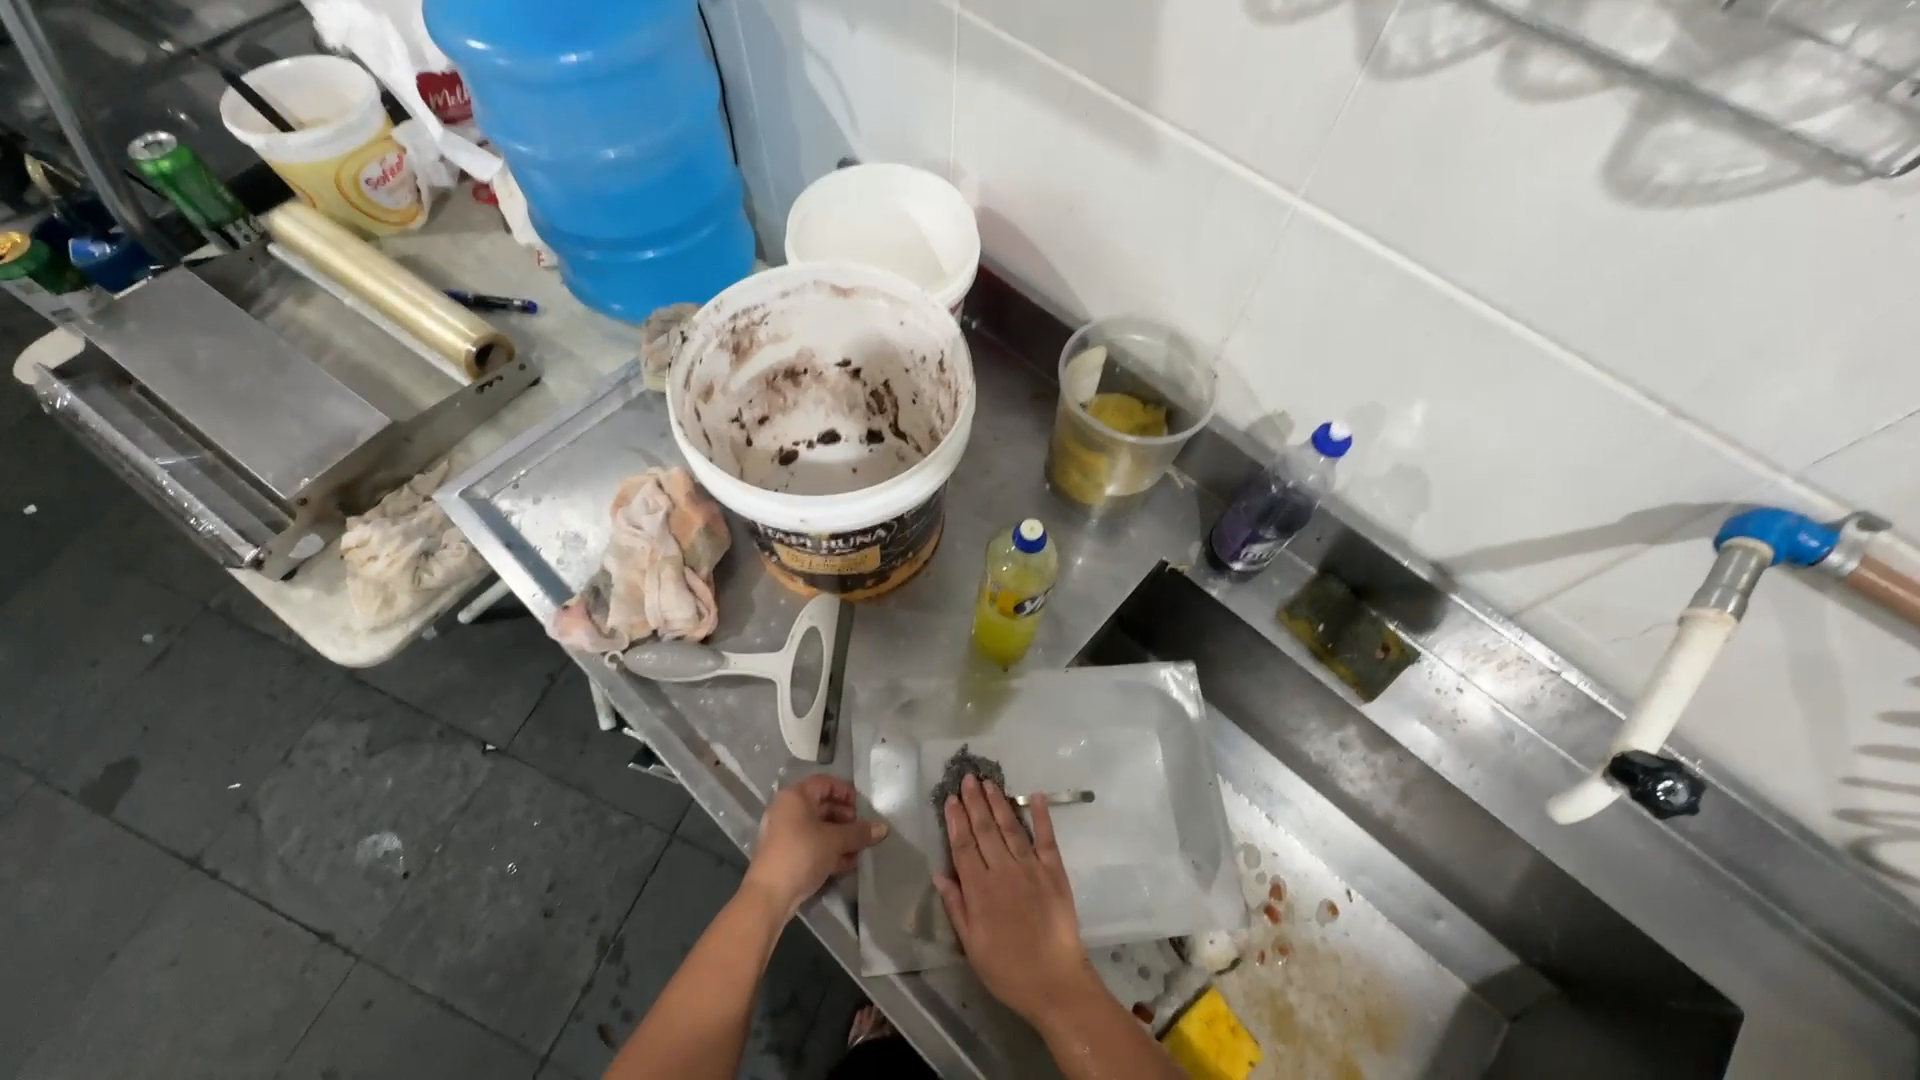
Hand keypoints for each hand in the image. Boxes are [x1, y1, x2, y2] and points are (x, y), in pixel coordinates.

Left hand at [743, 774, 886, 919]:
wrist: (770, 895)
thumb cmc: (802, 853)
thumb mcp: (835, 840)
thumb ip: (859, 832)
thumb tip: (883, 828)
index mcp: (795, 796)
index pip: (825, 783)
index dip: (846, 792)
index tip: (862, 808)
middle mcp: (787, 810)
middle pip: (822, 806)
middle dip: (846, 818)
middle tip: (862, 830)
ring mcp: (785, 834)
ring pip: (819, 828)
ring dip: (841, 836)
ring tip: (860, 848)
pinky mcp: (787, 855)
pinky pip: (813, 845)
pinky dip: (830, 850)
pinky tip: (849, 862)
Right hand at [934, 775, 1098, 1026]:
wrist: (1054, 982)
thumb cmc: (1007, 969)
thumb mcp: (971, 945)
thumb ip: (956, 907)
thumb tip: (940, 874)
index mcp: (979, 890)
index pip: (963, 847)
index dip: (956, 821)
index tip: (950, 799)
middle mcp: (1003, 872)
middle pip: (985, 830)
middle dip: (975, 802)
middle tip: (968, 777)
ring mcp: (1031, 869)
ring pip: (1011, 828)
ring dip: (999, 803)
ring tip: (989, 783)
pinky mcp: (1055, 873)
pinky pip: (1047, 839)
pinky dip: (1041, 816)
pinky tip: (1035, 796)